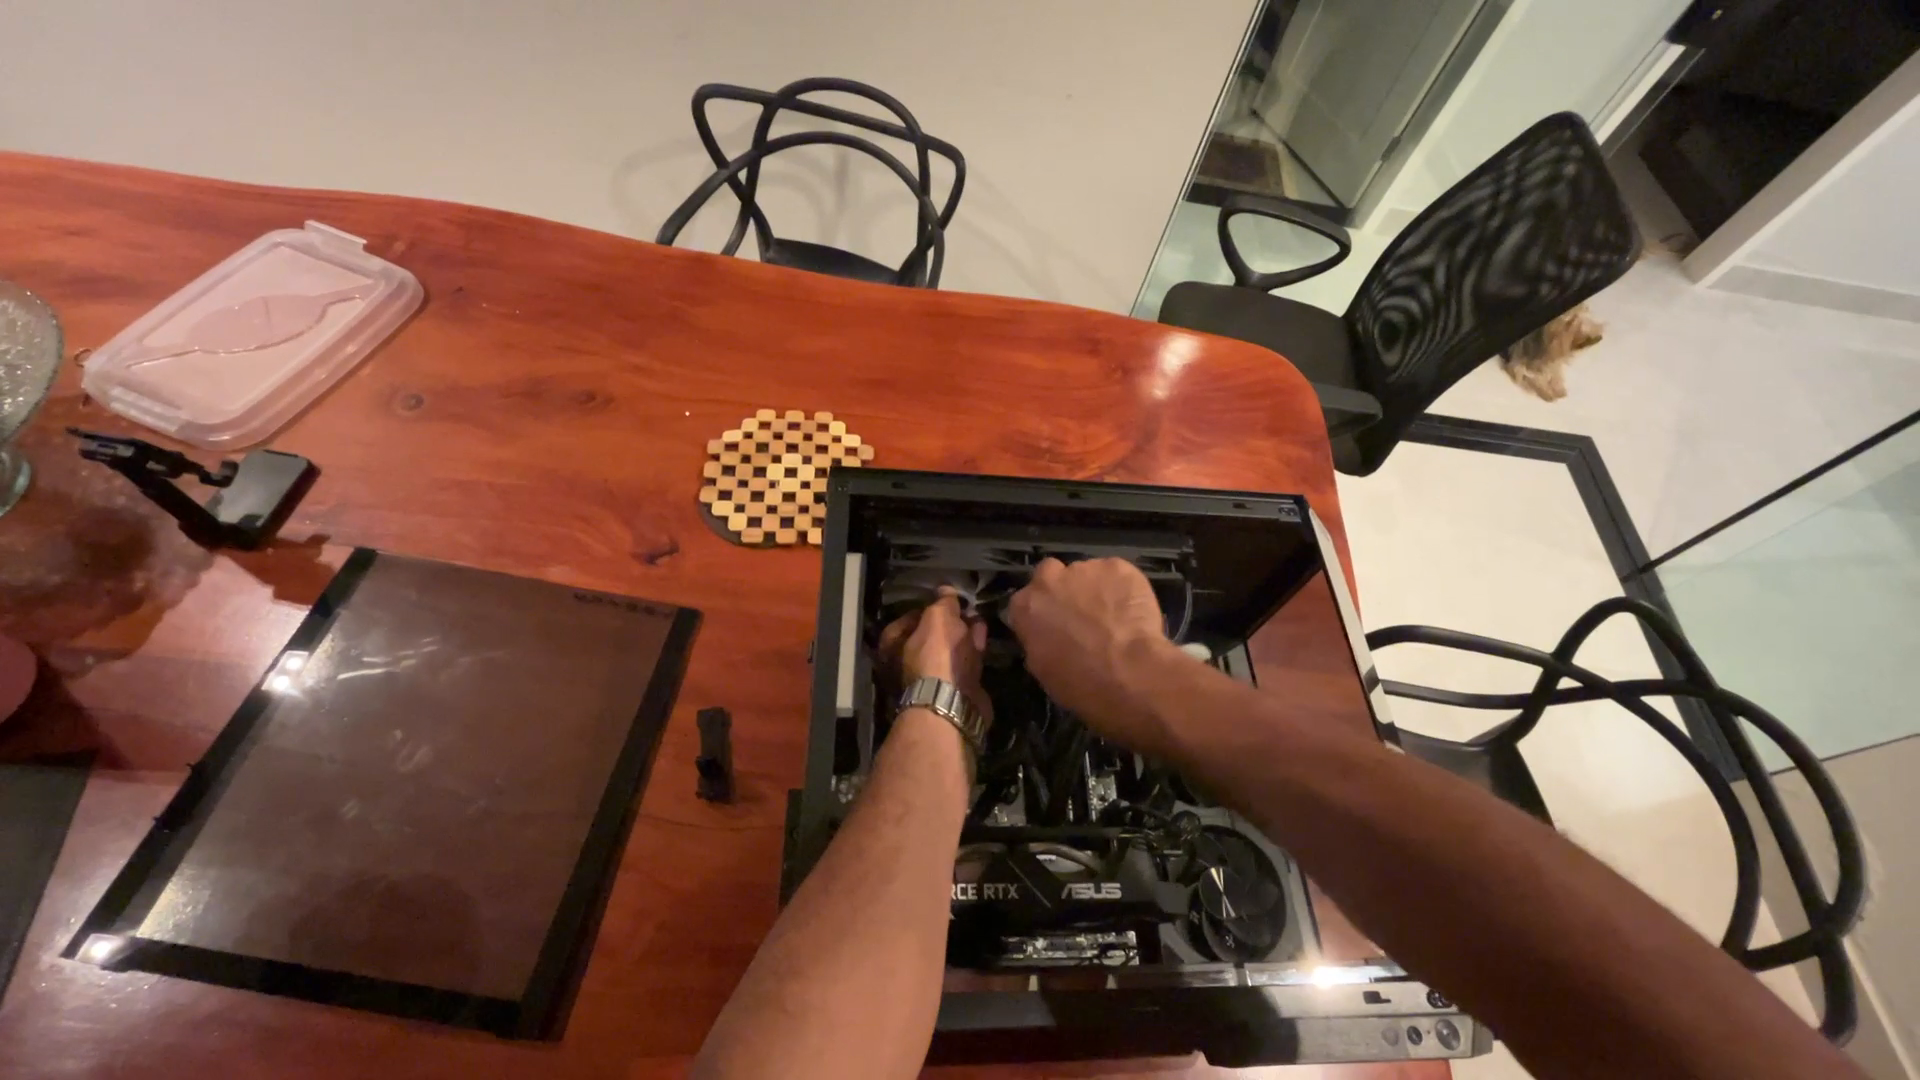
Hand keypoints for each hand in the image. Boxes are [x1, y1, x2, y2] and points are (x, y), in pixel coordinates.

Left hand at [878, 587, 991, 726]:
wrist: (953, 701)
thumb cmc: (937, 654)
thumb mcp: (938, 617)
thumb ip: (942, 602)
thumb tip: (945, 590)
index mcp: (893, 645)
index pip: (908, 618)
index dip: (928, 606)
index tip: (947, 599)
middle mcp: (906, 663)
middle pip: (929, 636)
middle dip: (949, 622)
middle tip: (966, 608)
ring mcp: (930, 679)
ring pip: (948, 650)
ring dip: (963, 634)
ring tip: (979, 619)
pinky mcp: (952, 690)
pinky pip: (963, 663)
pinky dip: (972, 649)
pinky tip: (983, 637)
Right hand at [1005, 558, 1173, 748]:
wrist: (1127, 671)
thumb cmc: (1079, 682)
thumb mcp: (1043, 670)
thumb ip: (1038, 642)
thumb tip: (1045, 637)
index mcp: (1025, 606)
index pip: (1026, 600)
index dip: (1042, 612)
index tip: (1054, 625)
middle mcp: (1049, 580)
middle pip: (1051, 573)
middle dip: (1063, 588)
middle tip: (1081, 613)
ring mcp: (1084, 568)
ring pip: (1088, 574)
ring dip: (1096, 590)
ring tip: (1115, 616)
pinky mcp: (1117, 566)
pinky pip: (1118, 574)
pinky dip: (1124, 588)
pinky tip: (1134, 611)